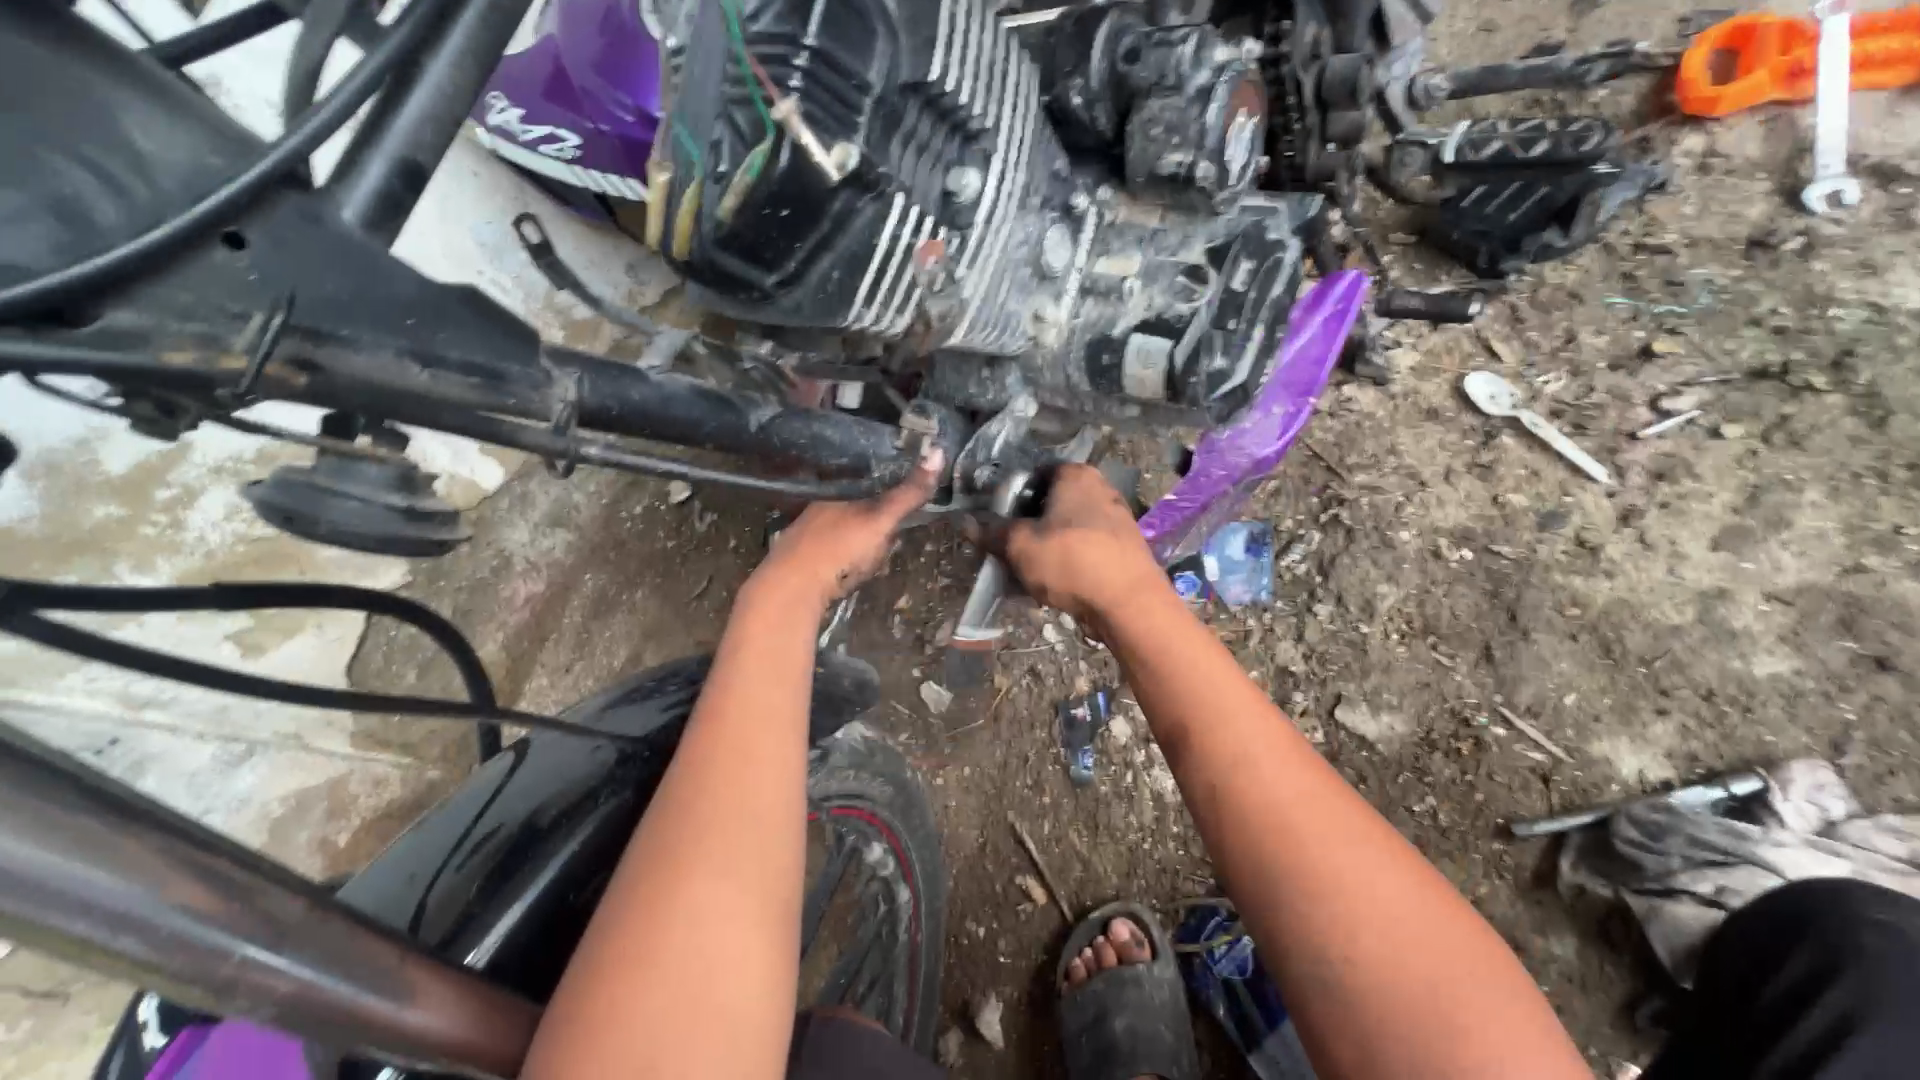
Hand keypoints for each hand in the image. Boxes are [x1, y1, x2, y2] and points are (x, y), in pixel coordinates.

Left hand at [751, 444, 945, 608]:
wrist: (794, 587)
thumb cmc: (840, 547)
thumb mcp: (881, 519)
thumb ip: (908, 492)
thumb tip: (938, 452)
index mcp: (839, 486)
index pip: (871, 471)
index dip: (894, 476)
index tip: (915, 485)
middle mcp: (822, 501)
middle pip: (860, 497)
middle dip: (879, 507)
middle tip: (899, 524)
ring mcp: (811, 527)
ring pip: (848, 522)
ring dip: (864, 532)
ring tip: (879, 546)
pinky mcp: (807, 552)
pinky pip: (838, 544)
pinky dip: (851, 550)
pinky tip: (854, 561)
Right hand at [989, 464, 1165, 630]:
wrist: (1129, 603)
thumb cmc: (1070, 561)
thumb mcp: (1019, 546)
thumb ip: (992, 532)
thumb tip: (966, 522)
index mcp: (1075, 474)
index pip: (1035, 474)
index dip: (1012, 498)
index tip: (999, 523)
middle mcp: (1100, 488)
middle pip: (1052, 503)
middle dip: (1030, 526)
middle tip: (1010, 551)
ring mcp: (1116, 518)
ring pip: (1068, 529)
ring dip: (1048, 548)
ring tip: (1030, 574)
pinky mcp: (1125, 548)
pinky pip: (1086, 549)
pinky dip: (1069, 562)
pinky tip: (1056, 586)